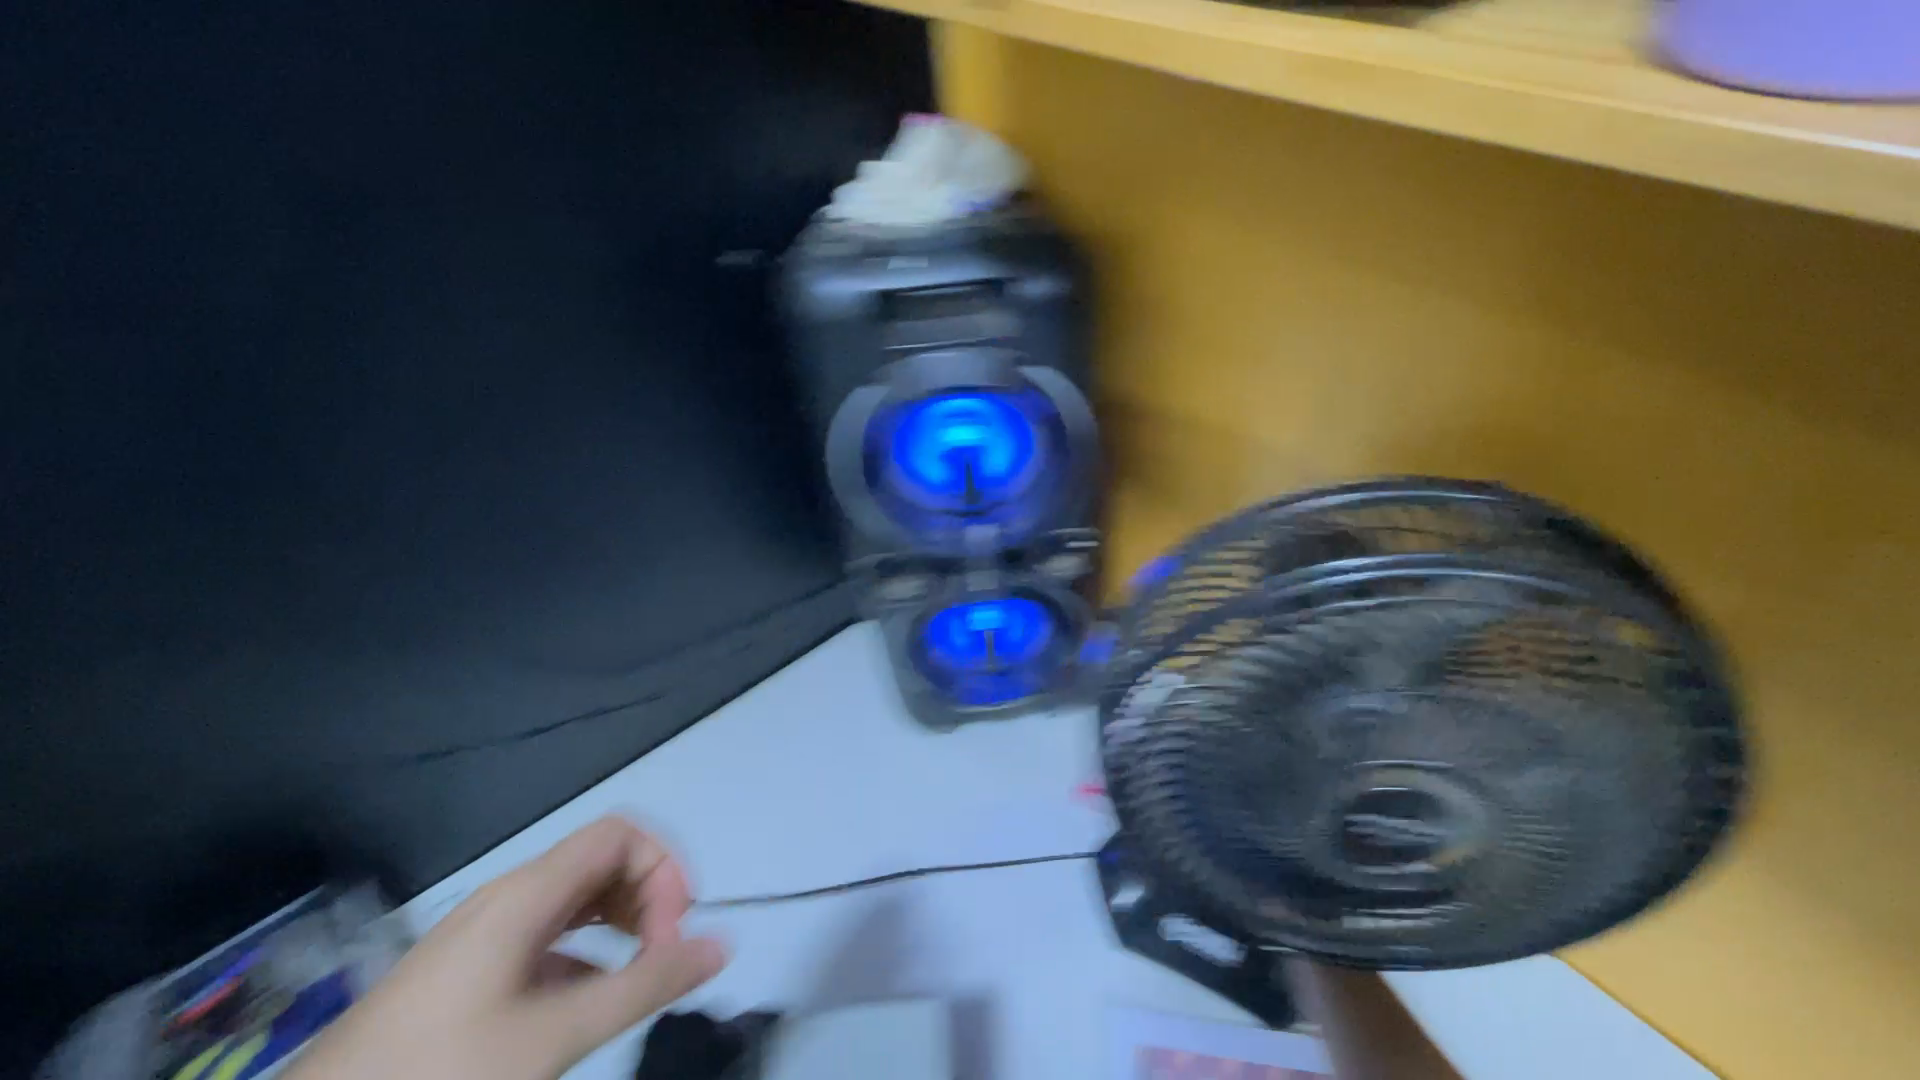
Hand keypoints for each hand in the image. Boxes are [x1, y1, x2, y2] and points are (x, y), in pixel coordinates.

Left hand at [288, 817, 728, 1079]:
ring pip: (577, 899)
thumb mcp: (556, 1034)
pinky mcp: (474, 964)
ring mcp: (488, 930)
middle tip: (662, 958)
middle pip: (601, 861)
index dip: (663, 868)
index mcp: (527, 893)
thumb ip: (645, 985)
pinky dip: (588, 952)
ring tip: (636, 979)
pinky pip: (550, 933)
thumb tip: (722, 943)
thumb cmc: (445, 1068)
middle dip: (648, 898)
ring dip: (622, 925)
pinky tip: (586, 1004)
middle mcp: (510, 896)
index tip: (675, 932)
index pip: (620, 834)